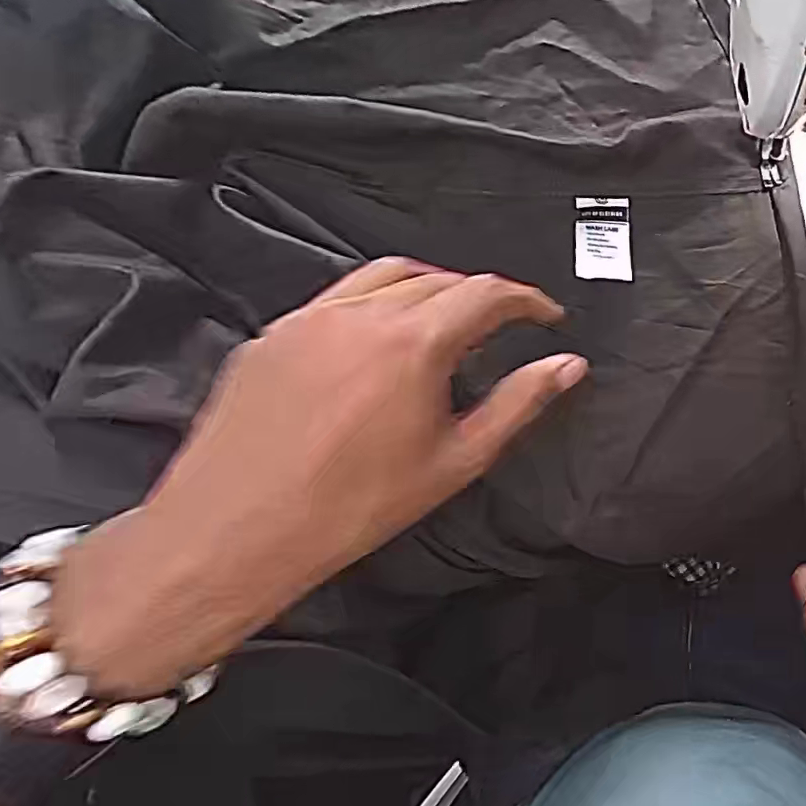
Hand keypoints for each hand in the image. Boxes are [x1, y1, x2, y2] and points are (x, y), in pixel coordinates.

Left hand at [54, 258, 587, 694]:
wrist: (239, 529)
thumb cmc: (350, 505)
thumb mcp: (458, 458)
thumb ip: (520, 402)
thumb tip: (565, 368)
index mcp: (411, 344)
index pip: (486, 293)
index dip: (526, 300)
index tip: (543, 314)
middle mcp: (359, 317)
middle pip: (441, 279)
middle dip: (483, 295)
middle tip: (505, 324)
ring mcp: (311, 319)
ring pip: (388, 276)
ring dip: (432, 288)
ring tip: (451, 321)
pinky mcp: (276, 334)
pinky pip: (340, 294)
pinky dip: (379, 301)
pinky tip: (384, 338)